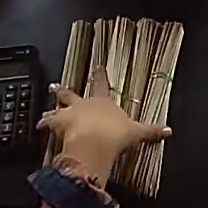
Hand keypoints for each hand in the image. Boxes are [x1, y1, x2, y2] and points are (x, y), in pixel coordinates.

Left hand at [39, 66, 171, 185]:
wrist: (96, 141)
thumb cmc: (115, 134)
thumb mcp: (136, 132)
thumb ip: (151, 130)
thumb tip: (169, 131)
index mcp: (103, 102)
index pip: (102, 85)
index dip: (100, 75)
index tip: (97, 67)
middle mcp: (85, 104)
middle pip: (73, 94)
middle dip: (65, 90)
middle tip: (56, 85)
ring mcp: (70, 113)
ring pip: (59, 106)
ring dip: (52, 107)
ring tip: (44, 110)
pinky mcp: (59, 124)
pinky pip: (49, 123)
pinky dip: (44, 124)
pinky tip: (39, 126)